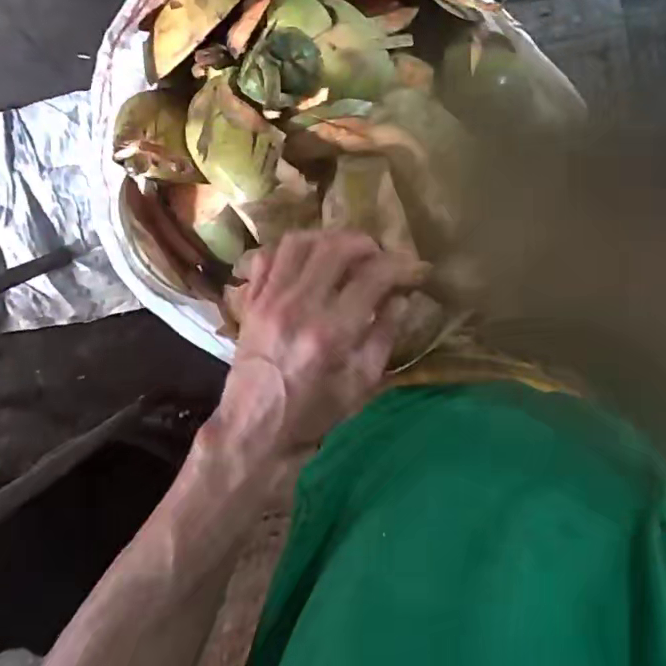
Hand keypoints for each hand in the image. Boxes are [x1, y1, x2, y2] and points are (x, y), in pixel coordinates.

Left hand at [198, 231, 424, 483]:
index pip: (373, 276)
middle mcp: (298, 306)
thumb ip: (384, 335)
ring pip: (299, 242)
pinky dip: (291, 250)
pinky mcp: (251, 300)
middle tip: (379, 256)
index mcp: (331, 331)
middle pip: (335, 247)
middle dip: (366, 244)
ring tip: (344, 252)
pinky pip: (269, 256)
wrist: (256, 427)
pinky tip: (307, 261)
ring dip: (328, 238)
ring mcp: (269, 299)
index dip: (400, 265)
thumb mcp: (361, 383)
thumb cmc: (314, 412)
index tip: (414, 269)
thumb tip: (401, 297)